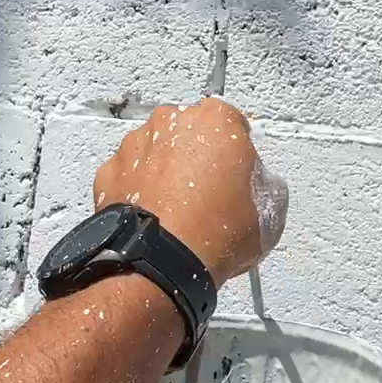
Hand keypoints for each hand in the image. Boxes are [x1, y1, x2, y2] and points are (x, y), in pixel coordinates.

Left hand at [93, 98, 283, 287]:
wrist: (162, 262)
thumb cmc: (216, 232)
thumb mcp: (270, 211)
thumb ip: (265, 182)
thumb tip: (257, 184)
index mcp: (217, 120)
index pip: (233, 124)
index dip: (237, 153)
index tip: (236, 176)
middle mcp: (172, 121)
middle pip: (190, 132)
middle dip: (197, 155)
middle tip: (207, 195)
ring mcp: (136, 144)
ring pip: (156, 150)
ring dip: (165, 171)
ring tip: (177, 211)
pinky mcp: (110, 170)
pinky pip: (129, 175)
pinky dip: (138, 190)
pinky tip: (153, 217)